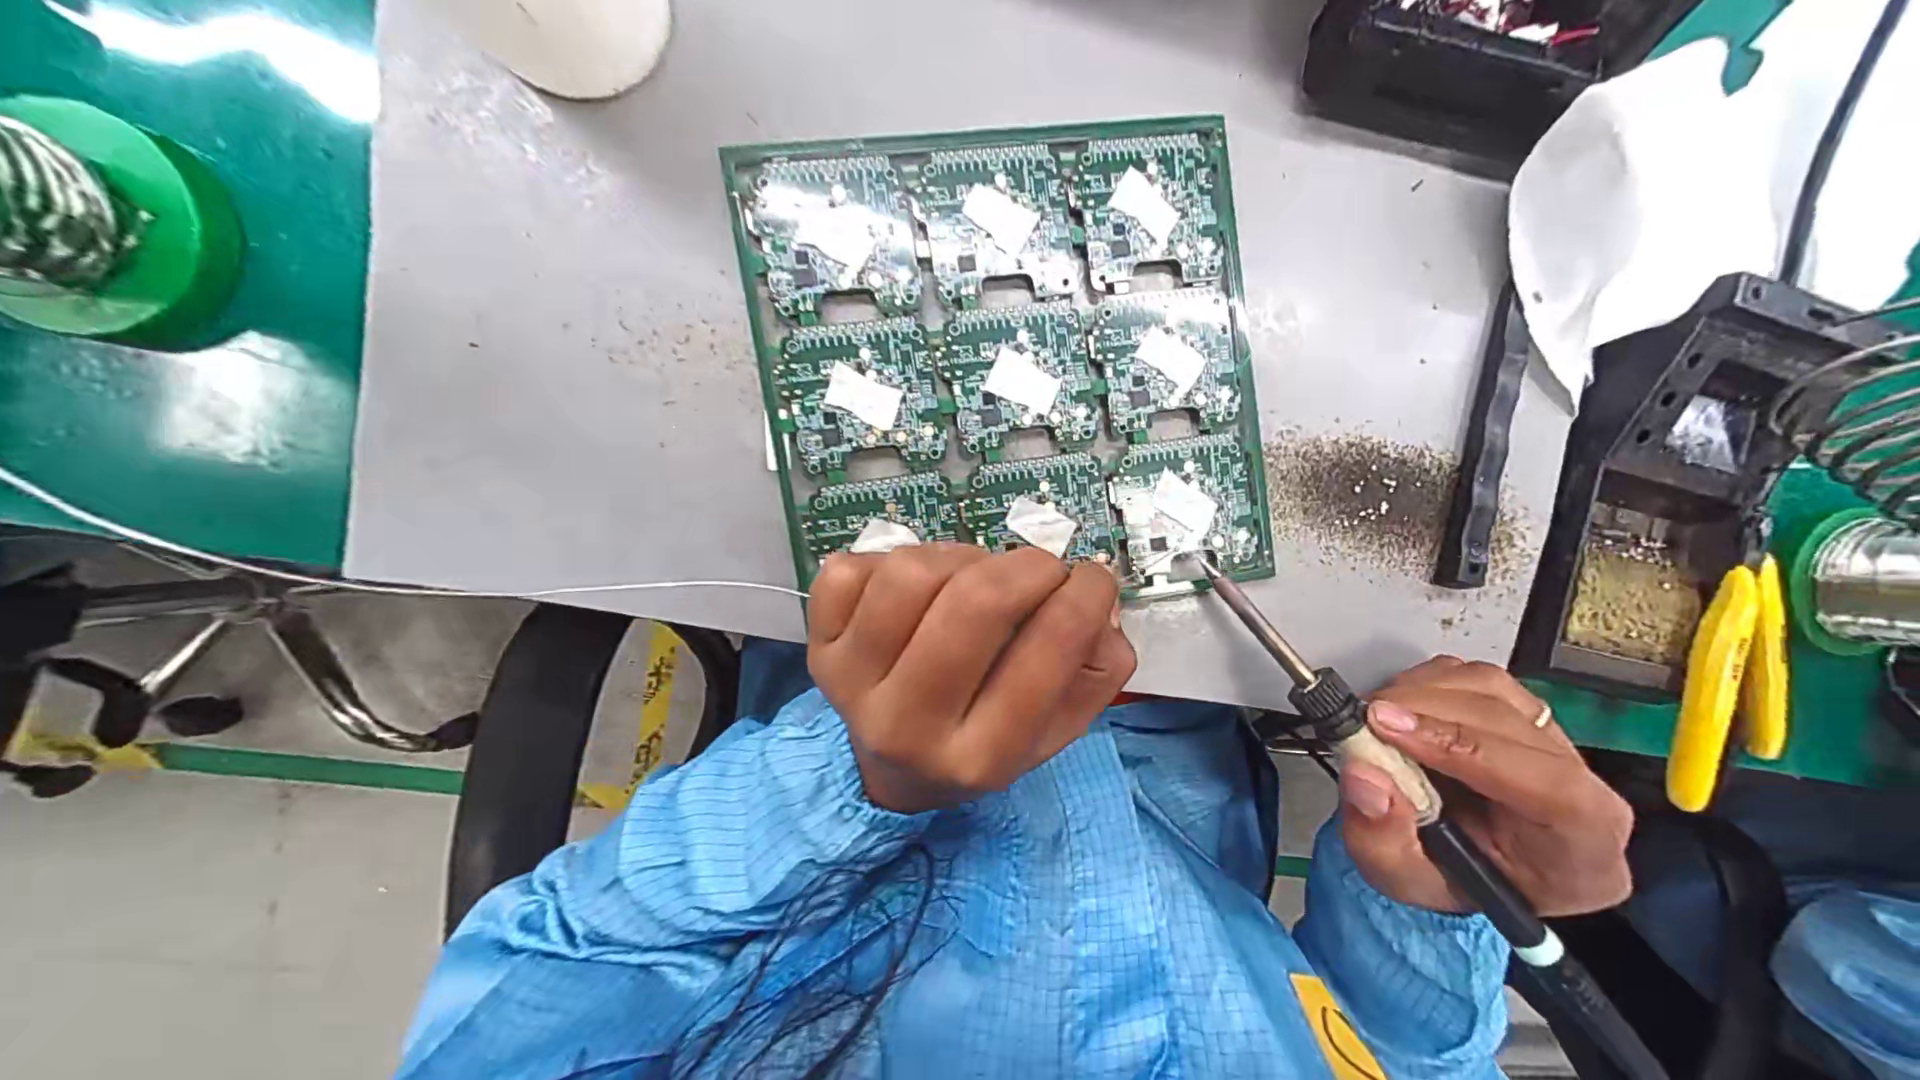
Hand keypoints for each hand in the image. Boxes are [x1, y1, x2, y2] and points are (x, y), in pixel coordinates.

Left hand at [807, 544, 1136, 813]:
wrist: (892, 768)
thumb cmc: (982, 740)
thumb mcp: (1053, 729)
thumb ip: (1095, 672)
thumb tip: (1098, 601)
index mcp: (981, 757)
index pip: (1046, 653)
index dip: (1085, 595)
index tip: (1092, 578)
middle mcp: (908, 726)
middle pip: (974, 604)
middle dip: (1027, 566)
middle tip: (1040, 569)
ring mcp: (850, 684)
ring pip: (911, 574)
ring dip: (960, 557)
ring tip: (973, 577)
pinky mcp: (817, 648)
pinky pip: (850, 569)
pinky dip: (889, 560)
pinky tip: (915, 590)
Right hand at [1338, 657, 1633, 916]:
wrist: (1463, 862)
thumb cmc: (1450, 876)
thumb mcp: (1405, 880)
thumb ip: (1382, 839)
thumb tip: (1365, 776)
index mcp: (1579, 845)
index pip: (1548, 785)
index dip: (1463, 747)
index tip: (1389, 728)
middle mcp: (1582, 785)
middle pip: (1509, 723)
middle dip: (1424, 712)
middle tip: (1362, 722)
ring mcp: (1551, 738)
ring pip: (1491, 688)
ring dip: (1420, 693)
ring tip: (1376, 718)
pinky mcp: (1516, 708)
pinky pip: (1471, 675)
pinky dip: (1422, 683)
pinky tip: (1397, 709)